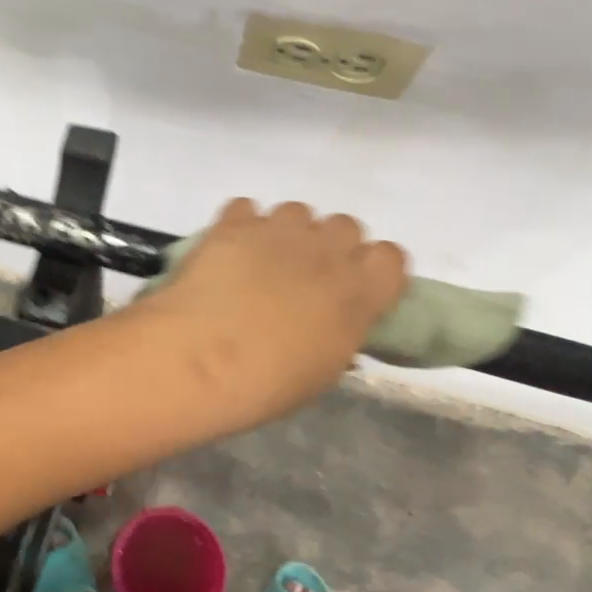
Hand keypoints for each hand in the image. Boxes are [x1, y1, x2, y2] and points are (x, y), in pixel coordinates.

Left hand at [147, 199, 407, 425]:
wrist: (200, 360)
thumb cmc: (267, 383)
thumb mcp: (322, 371)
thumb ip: (338, 334)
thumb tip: (332, 325)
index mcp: (359, 292)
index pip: (391, 257)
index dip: (372, 270)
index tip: (354, 289)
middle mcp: (325, 251)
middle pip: (345, 226)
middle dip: (329, 246)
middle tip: (305, 276)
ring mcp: (278, 231)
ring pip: (297, 211)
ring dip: (286, 232)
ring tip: (262, 262)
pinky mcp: (233, 224)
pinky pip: (246, 208)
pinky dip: (241, 224)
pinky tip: (229, 248)